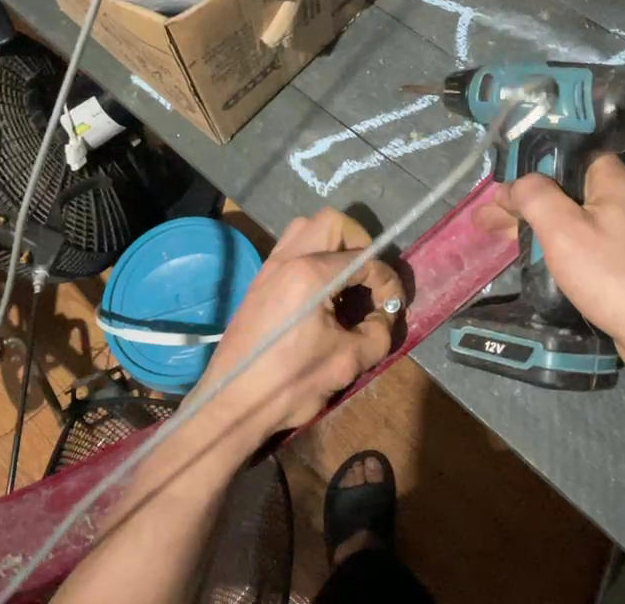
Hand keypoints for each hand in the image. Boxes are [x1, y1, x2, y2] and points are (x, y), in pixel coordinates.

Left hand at [192, 209, 401, 448]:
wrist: (231, 403)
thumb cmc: (290, 383)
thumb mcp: (347, 361)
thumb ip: (377, 333)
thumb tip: (384, 317)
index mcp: (311, 273)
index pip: (364, 258)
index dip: (387, 281)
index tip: (393, 309)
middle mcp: (288, 259)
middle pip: (332, 222)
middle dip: (359, 243)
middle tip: (368, 278)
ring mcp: (269, 267)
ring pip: (307, 229)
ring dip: (333, 246)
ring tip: (346, 281)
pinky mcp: (260, 281)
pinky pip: (291, 249)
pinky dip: (313, 258)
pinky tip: (323, 295)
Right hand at [478, 154, 624, 369]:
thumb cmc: (609, 274)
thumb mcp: (562, 229)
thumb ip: (534, 196)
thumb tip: (514, 184)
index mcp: (613, 181)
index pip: (571, 152)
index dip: (534, 159)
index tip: (503, 174)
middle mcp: (624, 200)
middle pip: (566, 187)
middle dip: (524, 198)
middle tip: (487, 214)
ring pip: (571, 215)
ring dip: (535, 222)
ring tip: (494, 233)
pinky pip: (582, 239)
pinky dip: (555, 241)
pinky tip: (531, 253)